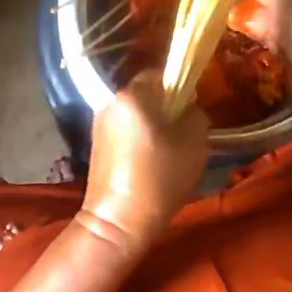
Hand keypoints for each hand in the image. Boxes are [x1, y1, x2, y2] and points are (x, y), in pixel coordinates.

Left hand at [79, 72, 209, 252]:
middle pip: (145, 92)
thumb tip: (186, 105)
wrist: (118, 219)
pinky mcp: (96, 141)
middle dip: (165, 104)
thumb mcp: (194, 141)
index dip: (179, 84)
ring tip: (168, 147)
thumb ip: (195, 113)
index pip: (159, 73)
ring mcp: (99, 121)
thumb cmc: (160, 177)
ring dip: (151, 121)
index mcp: (132, 95)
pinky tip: (149, 158)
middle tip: (183, 128)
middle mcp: (110, 101)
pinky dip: (138, 135)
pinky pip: (124, 127)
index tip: (192, 105)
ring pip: (134, 111)